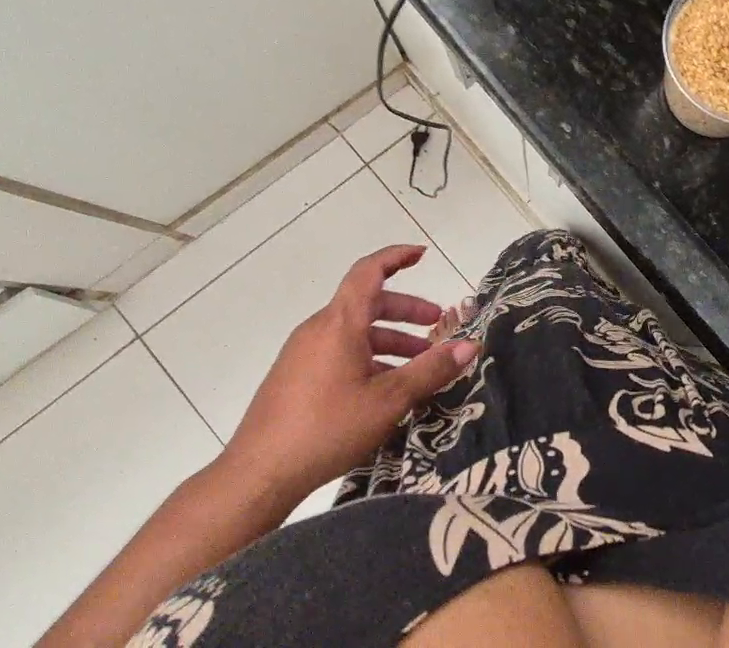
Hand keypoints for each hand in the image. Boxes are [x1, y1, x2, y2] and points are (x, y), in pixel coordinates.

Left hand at [215, 244, 478, 504]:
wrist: (258, 475)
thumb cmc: (328, 428)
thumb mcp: (389, 399)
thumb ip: (431, 369)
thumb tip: (470, 345)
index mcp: (339, 324)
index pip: (369, 272)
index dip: (396, 257)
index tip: (422, 254)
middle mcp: (318, 330)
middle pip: (367, 304)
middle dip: (406, 311)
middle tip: (436, 325)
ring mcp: (302, 354)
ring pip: (354, 333)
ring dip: (390, 340)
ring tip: (418, 366)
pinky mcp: (294, 377)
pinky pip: (339, 353)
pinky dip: (368, 358)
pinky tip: (385, 391)